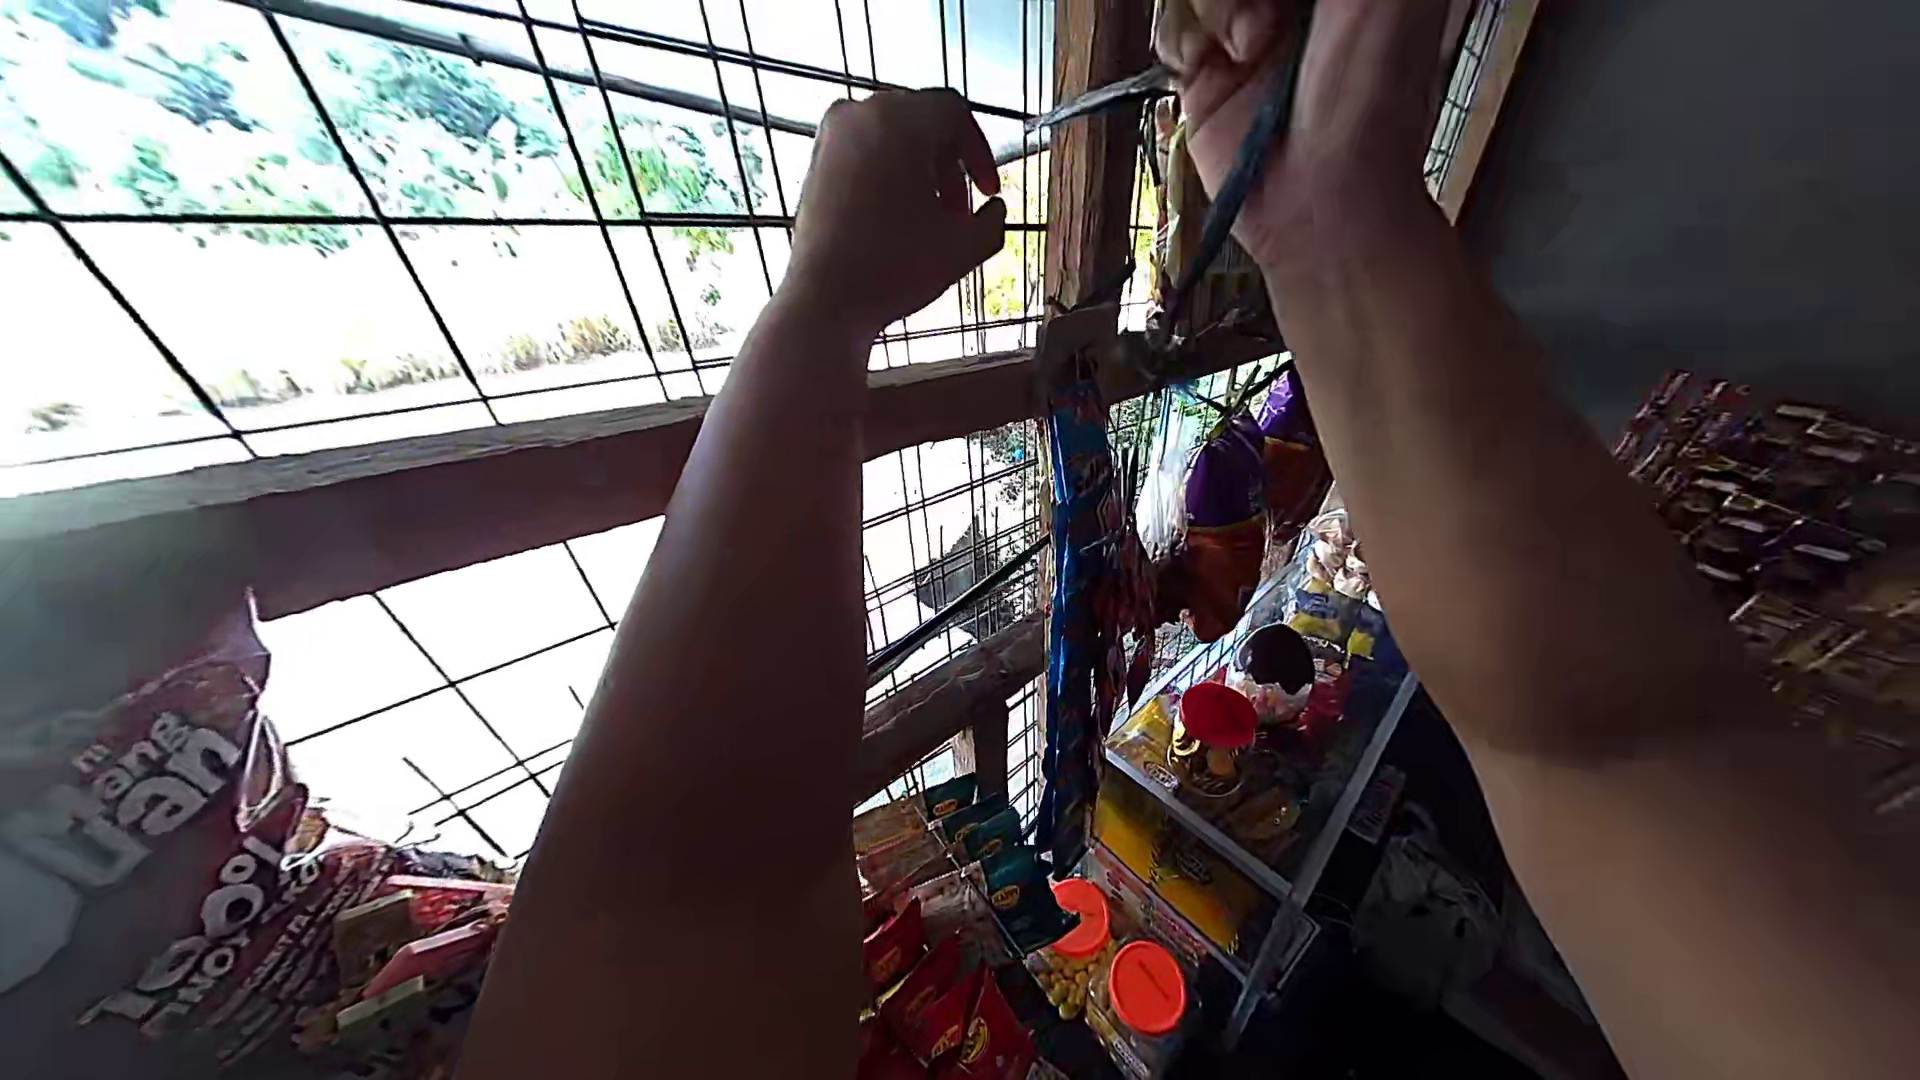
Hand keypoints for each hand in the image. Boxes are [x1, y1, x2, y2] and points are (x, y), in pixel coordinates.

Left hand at [786, 89, 1005, 338]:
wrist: (825, 301)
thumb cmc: (894, 271)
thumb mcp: (963, 250)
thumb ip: (993, 223)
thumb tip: (995, 211)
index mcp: (899, 121)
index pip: (955, 113)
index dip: (980, 153)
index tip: (987, 194)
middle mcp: (860, 113)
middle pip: (923, 123)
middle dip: (949, 168)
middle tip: (957, 213)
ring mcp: (831, 137)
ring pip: (893, 139)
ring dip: (920, 174)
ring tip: (927, 221)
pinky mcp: (815, 164)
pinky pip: (865, 154)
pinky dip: (888, 177)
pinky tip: (894, 221)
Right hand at [1156, 0, 1450, 267]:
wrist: (1315, 197)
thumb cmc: (1366, 92)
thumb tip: (1266, 8)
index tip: (1271, 11)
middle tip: (1267, 22)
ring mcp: (1238, 33)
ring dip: (1217, 6)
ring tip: (1251, 49)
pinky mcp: (1200, 80)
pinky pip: (1171, 30)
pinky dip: (1183, 39)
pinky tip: (1210, 66)